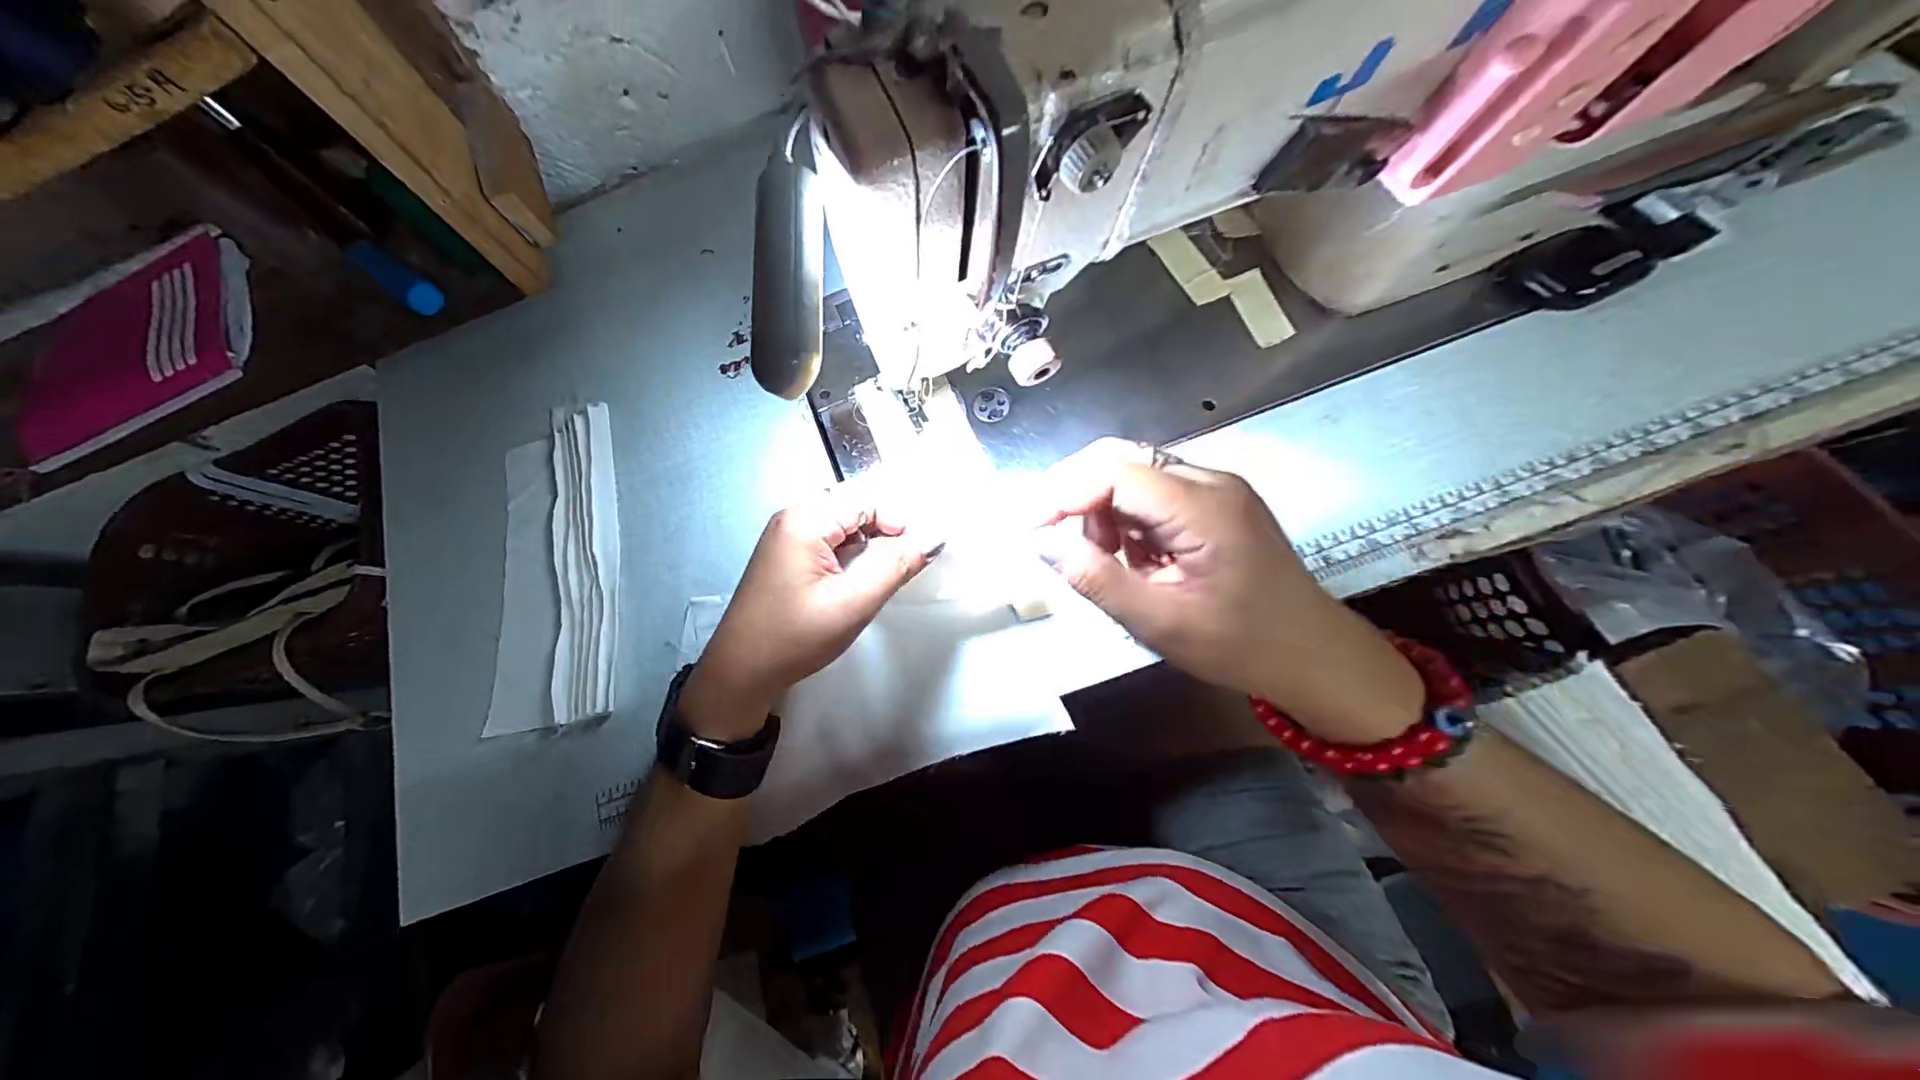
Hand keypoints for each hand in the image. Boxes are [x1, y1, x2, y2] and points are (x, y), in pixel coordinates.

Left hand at [680, 485, 940, 739]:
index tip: (917, 553)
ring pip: (846, 525)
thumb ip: (897, 565)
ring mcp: (788, 536)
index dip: (899, 521)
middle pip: (856, 507)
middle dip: (886, 531)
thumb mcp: (854, 603)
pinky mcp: (789, 555)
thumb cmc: (795, 637)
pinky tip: (860, 579)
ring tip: (884, 575)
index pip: (867, 499)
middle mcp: (793, 517)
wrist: (742, 672)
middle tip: (904, 565)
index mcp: (805, 519)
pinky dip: (853, 554)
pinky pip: (832, 541)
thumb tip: (935, 537)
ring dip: (871, 544)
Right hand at [1034, 438, 1422, 743]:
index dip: (1064, 494)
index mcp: (1202, 506)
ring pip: (1134, 474)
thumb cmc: (1239, 644)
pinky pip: (1155, 492)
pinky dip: (1129, 518)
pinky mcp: (1217, 502)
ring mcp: (1217, 488)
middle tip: (1052, 537)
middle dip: (1077, 493)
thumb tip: (1041, 543)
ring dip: (1104, 509)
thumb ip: (1096, 578)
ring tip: (1107, 561)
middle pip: (1122, 459)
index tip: (1032, 529)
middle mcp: (1210, 481)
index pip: (1115, 472)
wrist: (1313, 655)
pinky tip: (1136, 558)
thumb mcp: (1159, 620)